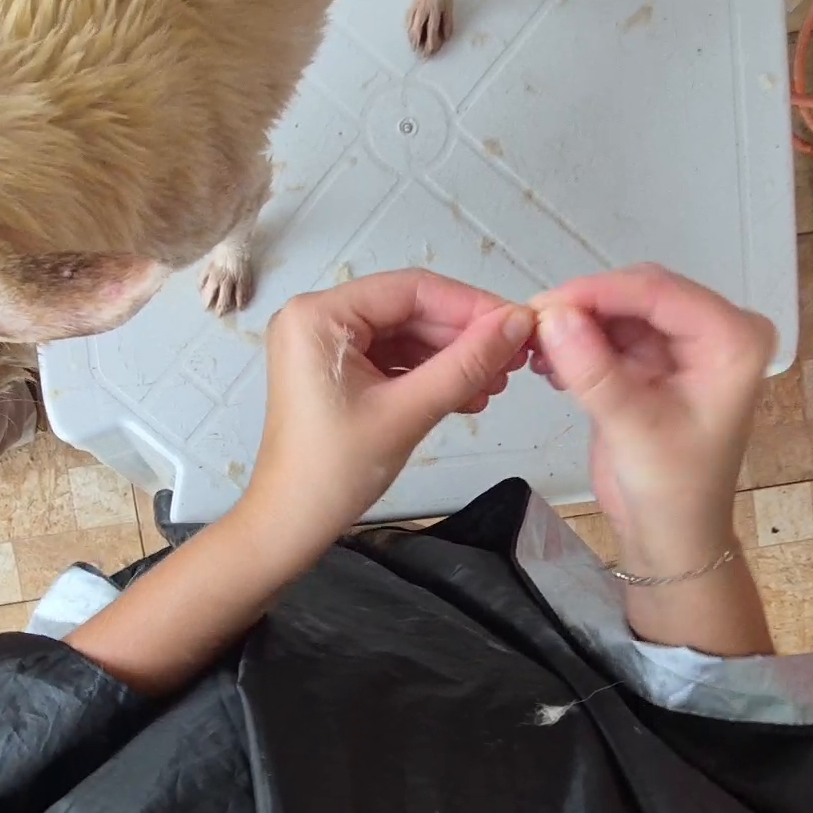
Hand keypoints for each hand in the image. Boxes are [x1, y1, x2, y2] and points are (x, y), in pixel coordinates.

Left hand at [243, 270, 535, 546]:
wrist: (292, 523)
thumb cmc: (336, 470)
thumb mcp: (408, 411)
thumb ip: (466, 363)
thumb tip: (520, 323)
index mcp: (319, 315)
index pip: (410, 289)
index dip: (471, 306)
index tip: (519, 325)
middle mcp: (317, 319)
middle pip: (408, 311)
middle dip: (463, 337)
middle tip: (514, 360)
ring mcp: (325, 346)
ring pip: (405, 338)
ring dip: (451, 360)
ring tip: (496, 384)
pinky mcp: (335, 373)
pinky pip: (391, 361)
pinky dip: (428, 377)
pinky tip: (467, 396)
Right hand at [528, 264, 775, 574]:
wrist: (669, 535)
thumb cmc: (671, 490)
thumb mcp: (633, 428)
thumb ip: (593, 370)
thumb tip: (552, 316)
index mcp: (732, 339)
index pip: (660, 293)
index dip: (599, 292)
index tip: (544, 304)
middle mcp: (712, 333)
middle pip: (639, 295)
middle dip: (585, 307)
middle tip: (533, 326)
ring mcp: (680, 348)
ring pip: (619, 313)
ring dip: (575, 326)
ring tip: (535, 349)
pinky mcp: (651, 366)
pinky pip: (609, 338)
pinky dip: (577, 345)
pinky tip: (550, 365)